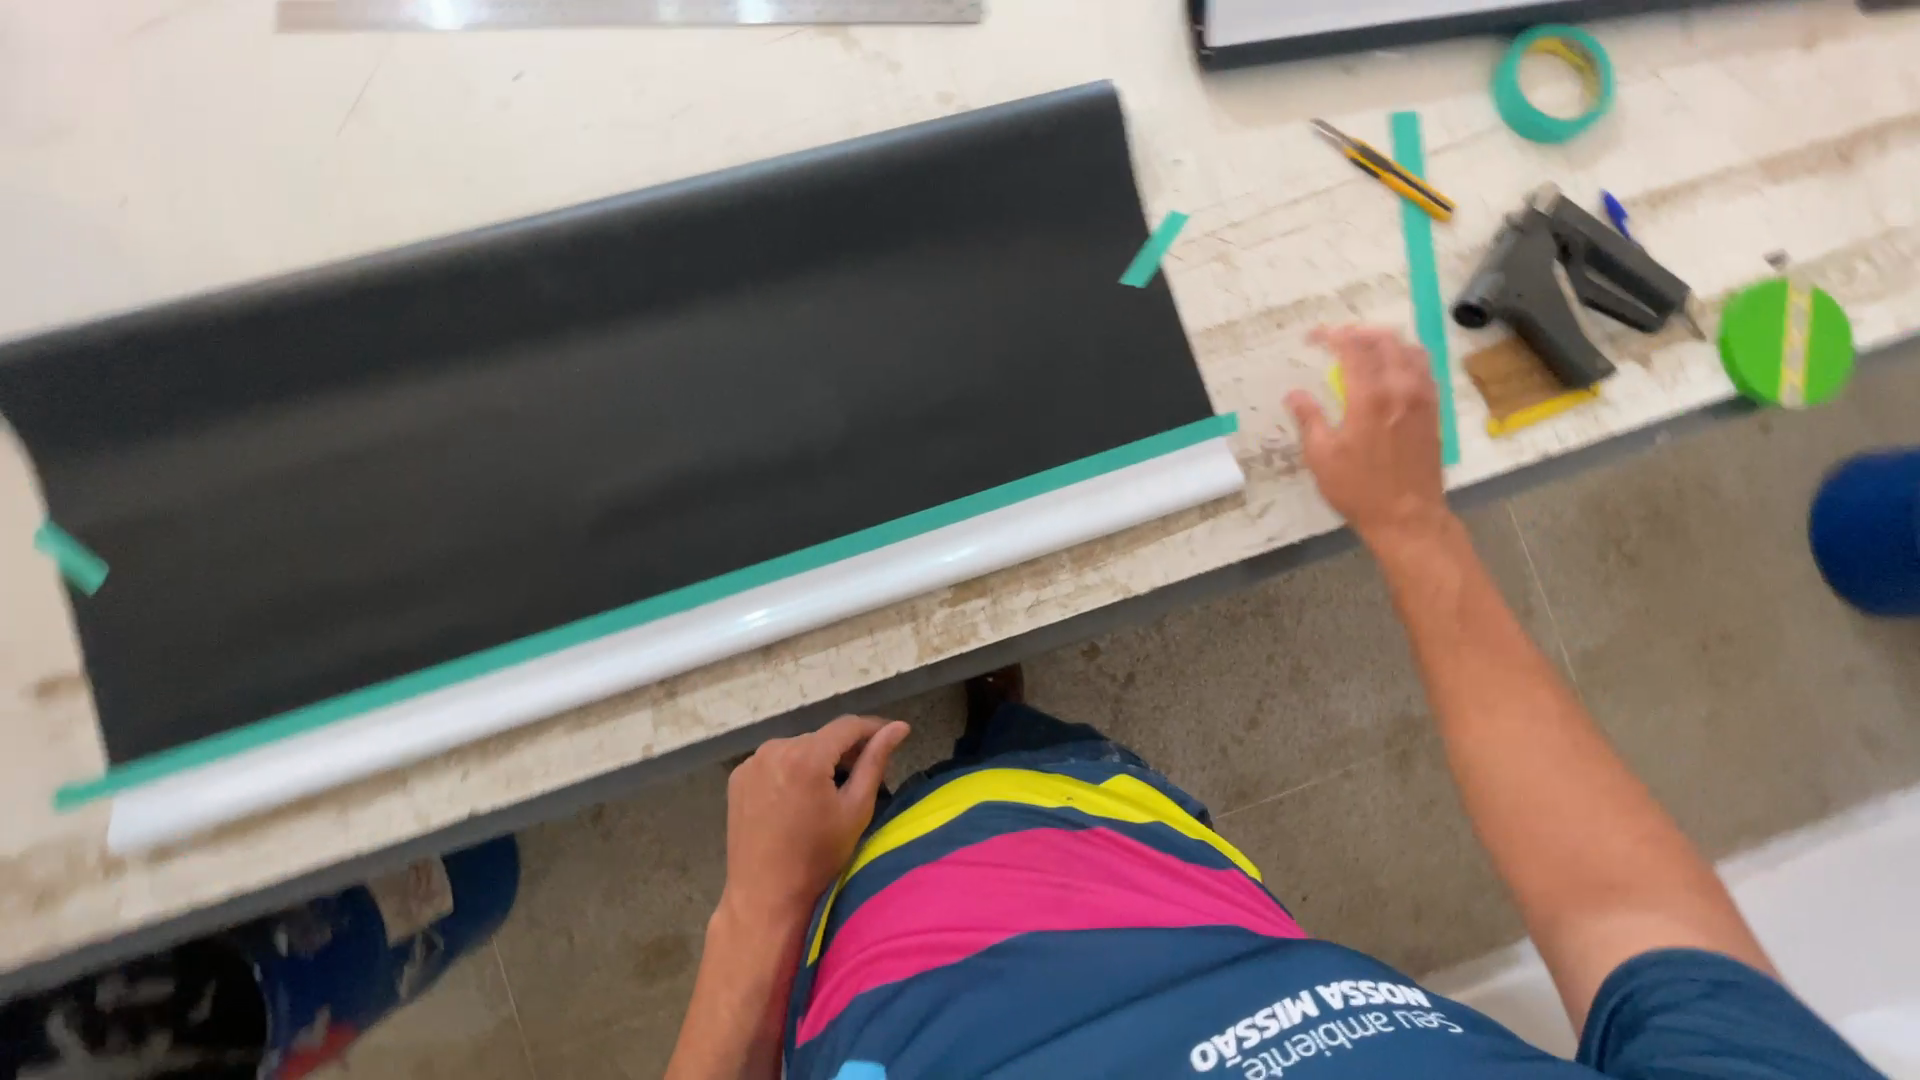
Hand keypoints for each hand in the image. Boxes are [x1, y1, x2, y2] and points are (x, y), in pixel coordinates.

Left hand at [719, 715, 910, 927]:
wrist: (765, 896)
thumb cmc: (818, 857)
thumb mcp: (856, 809)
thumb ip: (876, 761)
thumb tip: (899, 727)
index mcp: (806, 756)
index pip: (847, 725)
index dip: (873, 728)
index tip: (893, 735)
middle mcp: (775, 748)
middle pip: (822, 737)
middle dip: (846, 750)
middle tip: (865, 773)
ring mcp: (752, 762)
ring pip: (799, 747)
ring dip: (819, 759)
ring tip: (833, 787)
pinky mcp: (738, 777)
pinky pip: (776, 761)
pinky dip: (793, 769)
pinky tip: (800, 796)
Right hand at [1286, 325, 1453, 550]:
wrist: (1407, 516)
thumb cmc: (1357, 488)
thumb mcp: (1321, 456)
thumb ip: (1309, 418)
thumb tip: (1294, 395)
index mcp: (1369, 397)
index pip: (1352, 349)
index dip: (1332, 336)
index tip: (1313, 336)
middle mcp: (1400, 388)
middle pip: (1386, 341)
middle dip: (1359, 332)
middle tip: (1338, 336)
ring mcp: (1422, 398)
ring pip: (1410, 350)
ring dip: (1386, 341)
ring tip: (1366, 346)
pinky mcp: (1433, 411)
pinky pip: (1424, 369)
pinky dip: (1406, 358)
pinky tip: (1392, 369)